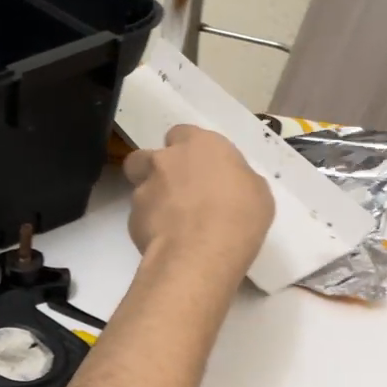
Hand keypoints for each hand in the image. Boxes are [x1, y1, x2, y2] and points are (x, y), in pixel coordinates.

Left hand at [123, 125, 272, 290]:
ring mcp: (143, 190)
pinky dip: (148, 225)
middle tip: (171, 188)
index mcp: (199, 145)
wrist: (200, 252)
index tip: (197, 166)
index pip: (181, 133)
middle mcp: (165, 162)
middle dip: (152, 169)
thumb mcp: (254, 190)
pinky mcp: (131, 219)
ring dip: (150, 198)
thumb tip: (224, 185)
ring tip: (169, 220)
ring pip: (138, 187)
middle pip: (145, 157)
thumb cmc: (239, 215)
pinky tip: (165, 240)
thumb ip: (231, 178)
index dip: (186, 149)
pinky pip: (138, 217)